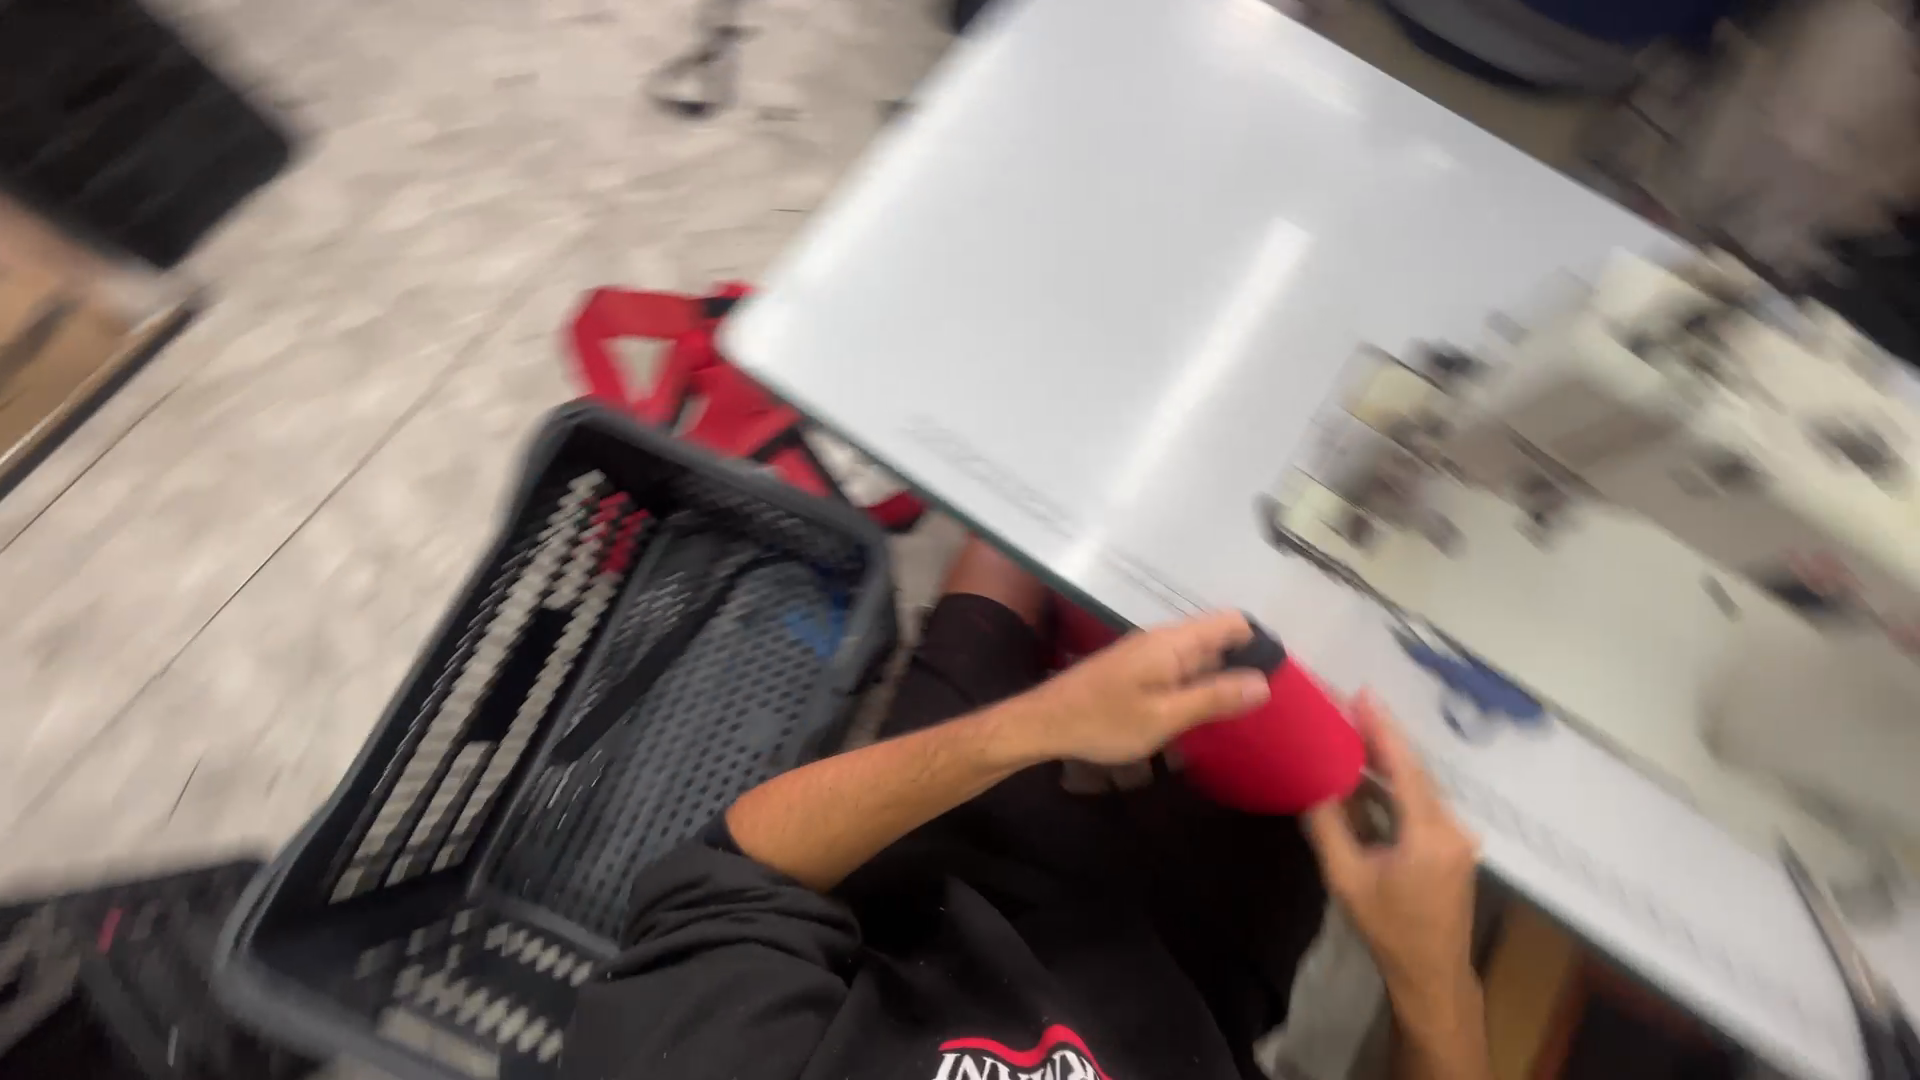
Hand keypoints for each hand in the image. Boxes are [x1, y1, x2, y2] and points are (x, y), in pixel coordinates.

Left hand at [1002, 611, 1270, 765]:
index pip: (1230, 622)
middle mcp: (1161, 638)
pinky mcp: (1134, 668)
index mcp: (1172, 642)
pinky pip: (1177, 667)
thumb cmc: (1104, 721)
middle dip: (1243, 662)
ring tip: (1241, 711)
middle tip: (1266, 703)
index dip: (1259, 641)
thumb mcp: (1164, 716)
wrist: (1045, 722)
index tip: (1279, 675)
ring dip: (1219, 676)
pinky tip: (1201, 712)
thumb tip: (1263, 682)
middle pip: (1216, 637)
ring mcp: (1145, 652)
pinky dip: (1195, 684)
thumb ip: (1213, 698)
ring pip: (1197, 655)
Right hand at [1304, 694, 1480, 1035]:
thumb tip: (1308, 781)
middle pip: (1412, 770)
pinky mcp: (1446, 845)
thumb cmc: (1388, 926)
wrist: (1431, 974)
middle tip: (1344, 704)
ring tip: (1346, 730)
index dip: (1383, 729)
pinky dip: (1388, 784)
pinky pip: (1414, 802)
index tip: (1362, 694)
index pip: (1405, 768)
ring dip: (1382, 759)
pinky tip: (1360, 772)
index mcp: (1430, 833)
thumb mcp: (1345, 876)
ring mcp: (1453, 836)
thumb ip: (1328, 824)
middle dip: (1379, 736)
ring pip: (1414, 784)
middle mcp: (1450, 827)